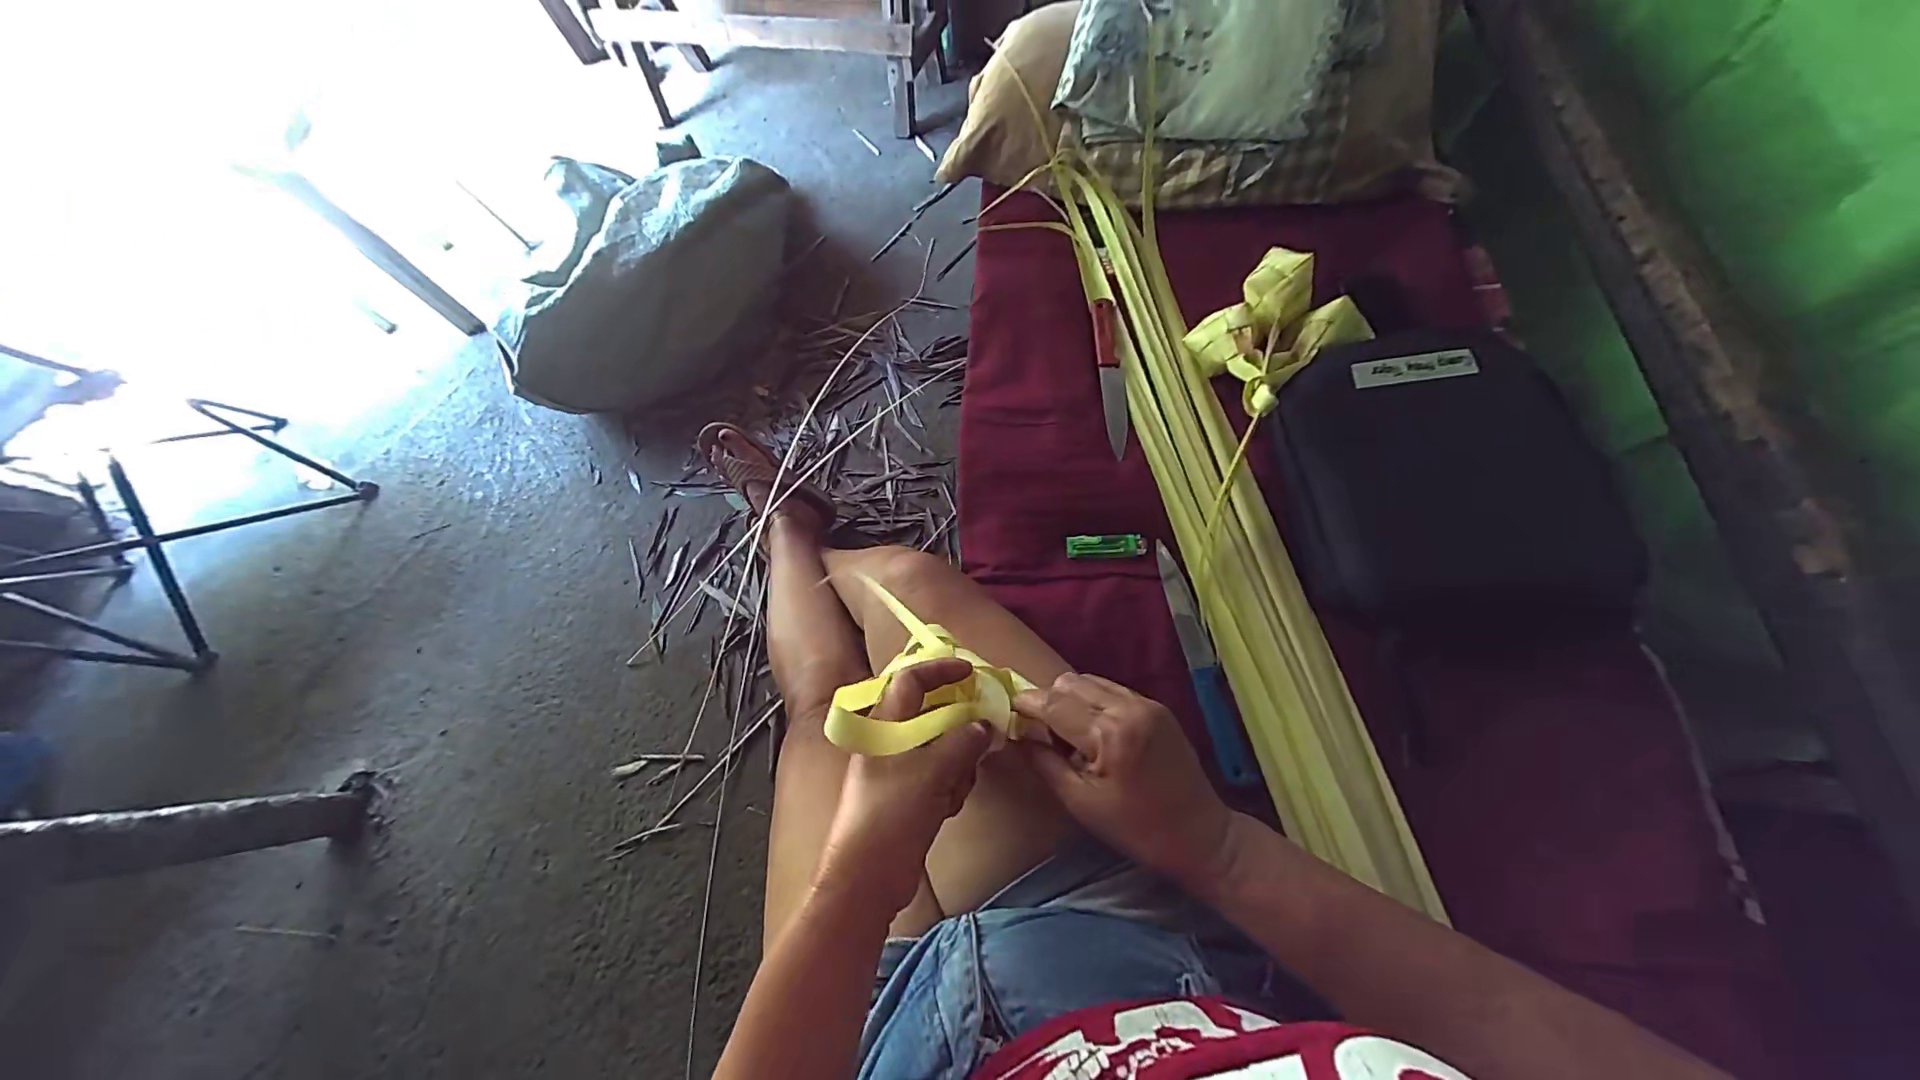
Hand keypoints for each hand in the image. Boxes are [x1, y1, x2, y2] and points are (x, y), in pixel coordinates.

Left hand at [814, 658, 992, 914]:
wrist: (867, 877)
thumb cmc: (893, 813)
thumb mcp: (933, 772)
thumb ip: (963, 742)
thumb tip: (984, 725)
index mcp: (883, 724)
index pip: (911, 679)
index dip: (940, 669)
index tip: (970, 671)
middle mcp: (888, 741)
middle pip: (931, 716)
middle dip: (958, 728)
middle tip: (982, 733)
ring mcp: (896, 769)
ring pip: (940, 748)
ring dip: (956, 764)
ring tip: (954, 788)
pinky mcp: (906, 795)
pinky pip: (938, 776)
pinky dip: (948, 786)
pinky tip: (946, 808)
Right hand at [1014, 673, 1240, 891]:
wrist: (1201, 836)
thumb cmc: (1136, 829)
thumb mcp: (1080, 802)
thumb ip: (1044, 762)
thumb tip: (1017, 734)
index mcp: (1108, 733)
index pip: (1053, 703)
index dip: (1026, 704)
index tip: (1007, 711)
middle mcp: (1128, 707)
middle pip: (1069, 683)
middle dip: (1048, 700)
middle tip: (1041, 730)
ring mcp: (1145, 703)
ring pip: (1089, 680)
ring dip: (1070, 698)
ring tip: (1069, 732)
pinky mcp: (1156, 706)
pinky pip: (1111, 689)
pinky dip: (1093, 700)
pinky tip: (1093, 730)